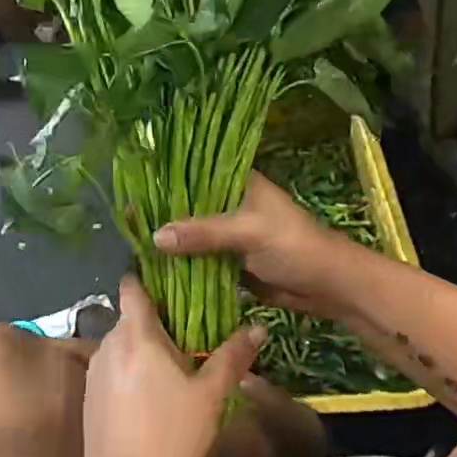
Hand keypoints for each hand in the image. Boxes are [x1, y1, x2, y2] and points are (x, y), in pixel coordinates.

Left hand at [74, 277, 262, 456]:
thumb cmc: (169, 435)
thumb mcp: (209, 397)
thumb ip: (232, 357)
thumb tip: (258, 326)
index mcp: (137, 334)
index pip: (132, 286)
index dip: (148, 277)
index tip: (170, 278)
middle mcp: (110, 342)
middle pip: (132, 316)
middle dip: (156, 320)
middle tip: (189, 331)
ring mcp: (96, 367)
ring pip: (123, 342)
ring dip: (143, 347)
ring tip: (174, 364)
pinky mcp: (90, 391)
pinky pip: (113, 364)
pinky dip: (130, 367)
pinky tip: (150, 392)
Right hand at [154, 173, 372, 319]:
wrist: (330, 287)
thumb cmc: (294, 246)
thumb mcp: (248, 232)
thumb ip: (204, 233)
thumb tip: (155, 236)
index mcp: (237, 180)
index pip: (194, 170)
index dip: (165, 177)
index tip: (133, 184)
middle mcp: (229, 201)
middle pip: (188, 204)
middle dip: (162, 213)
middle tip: (126, 219)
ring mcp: (229, 231)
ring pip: (192, 232)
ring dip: (171, 240)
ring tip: (133, 241)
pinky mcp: (230, 258)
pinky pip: (200, 257)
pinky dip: (183, 261)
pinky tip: (156, 265)